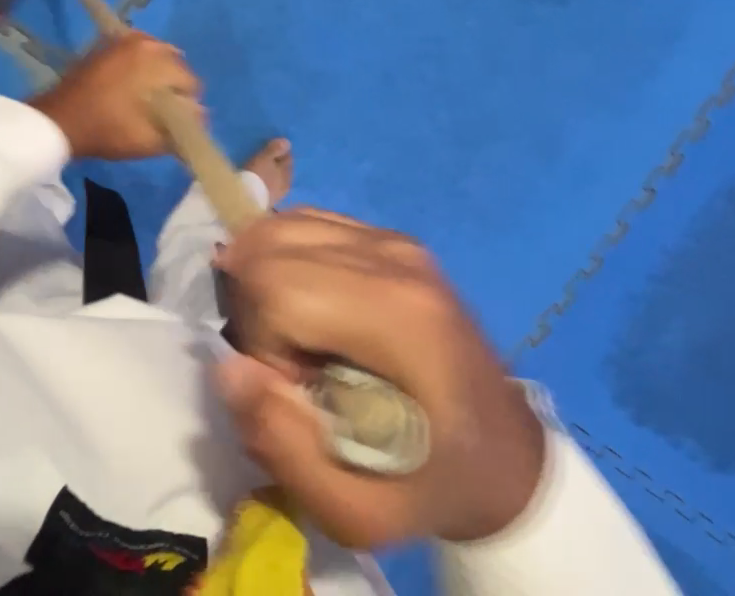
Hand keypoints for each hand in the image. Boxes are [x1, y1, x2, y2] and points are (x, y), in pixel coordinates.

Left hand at [29, 31, 201, 160]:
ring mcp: (122, 40)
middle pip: (175, 65)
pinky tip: (130, 87)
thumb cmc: (107, 130)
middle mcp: (144, 42)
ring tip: (145, 101)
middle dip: (172, 88)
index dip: (188, 106)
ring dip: (156, 76)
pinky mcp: (105, 45)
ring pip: (155, 56)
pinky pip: (135, 53)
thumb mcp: (149, 140)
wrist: (57, 121)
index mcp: (157, 61)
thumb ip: (182, 131)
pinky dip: (139, 66)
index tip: (176, 124)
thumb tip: (202, 118)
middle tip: (160, 113)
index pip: (191, 82)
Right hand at [215, 208, 545, 548]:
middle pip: (270, 246)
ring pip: (282, 227)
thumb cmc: (430, 485)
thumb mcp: (355, 511)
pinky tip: (306, 306)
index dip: (263, 344)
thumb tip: (229, 367)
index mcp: (398, 315)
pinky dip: (284, 260)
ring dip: (265, 282)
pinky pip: (306, 223)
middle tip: (292, 366)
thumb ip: (283, 445)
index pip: (276, 285)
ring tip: (300, 338)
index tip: (297, 393)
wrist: (505, 456)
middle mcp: (395, 257)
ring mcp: (395, 239)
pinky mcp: (390, 237)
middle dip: (255, 309)